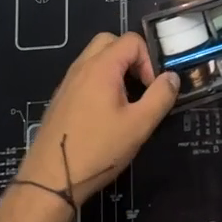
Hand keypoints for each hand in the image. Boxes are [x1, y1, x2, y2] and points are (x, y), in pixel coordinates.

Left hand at [16, 33, 177, 204]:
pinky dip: (99, 82)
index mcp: (101, 67)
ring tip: (125, 100)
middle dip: (130, 57)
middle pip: (109, 41)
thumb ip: (160, 96)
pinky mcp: (59, 100)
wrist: (49, 181)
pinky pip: (83, 76)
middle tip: (140, 84)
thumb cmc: (98, 150)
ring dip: (114, 69)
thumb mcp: (139, 125)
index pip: (132, 41)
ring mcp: (67, 83)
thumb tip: (172, 76)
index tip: (152, 88)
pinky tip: (104, 114)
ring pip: (94, 58)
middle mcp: (81, 67)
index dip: (148, 59)